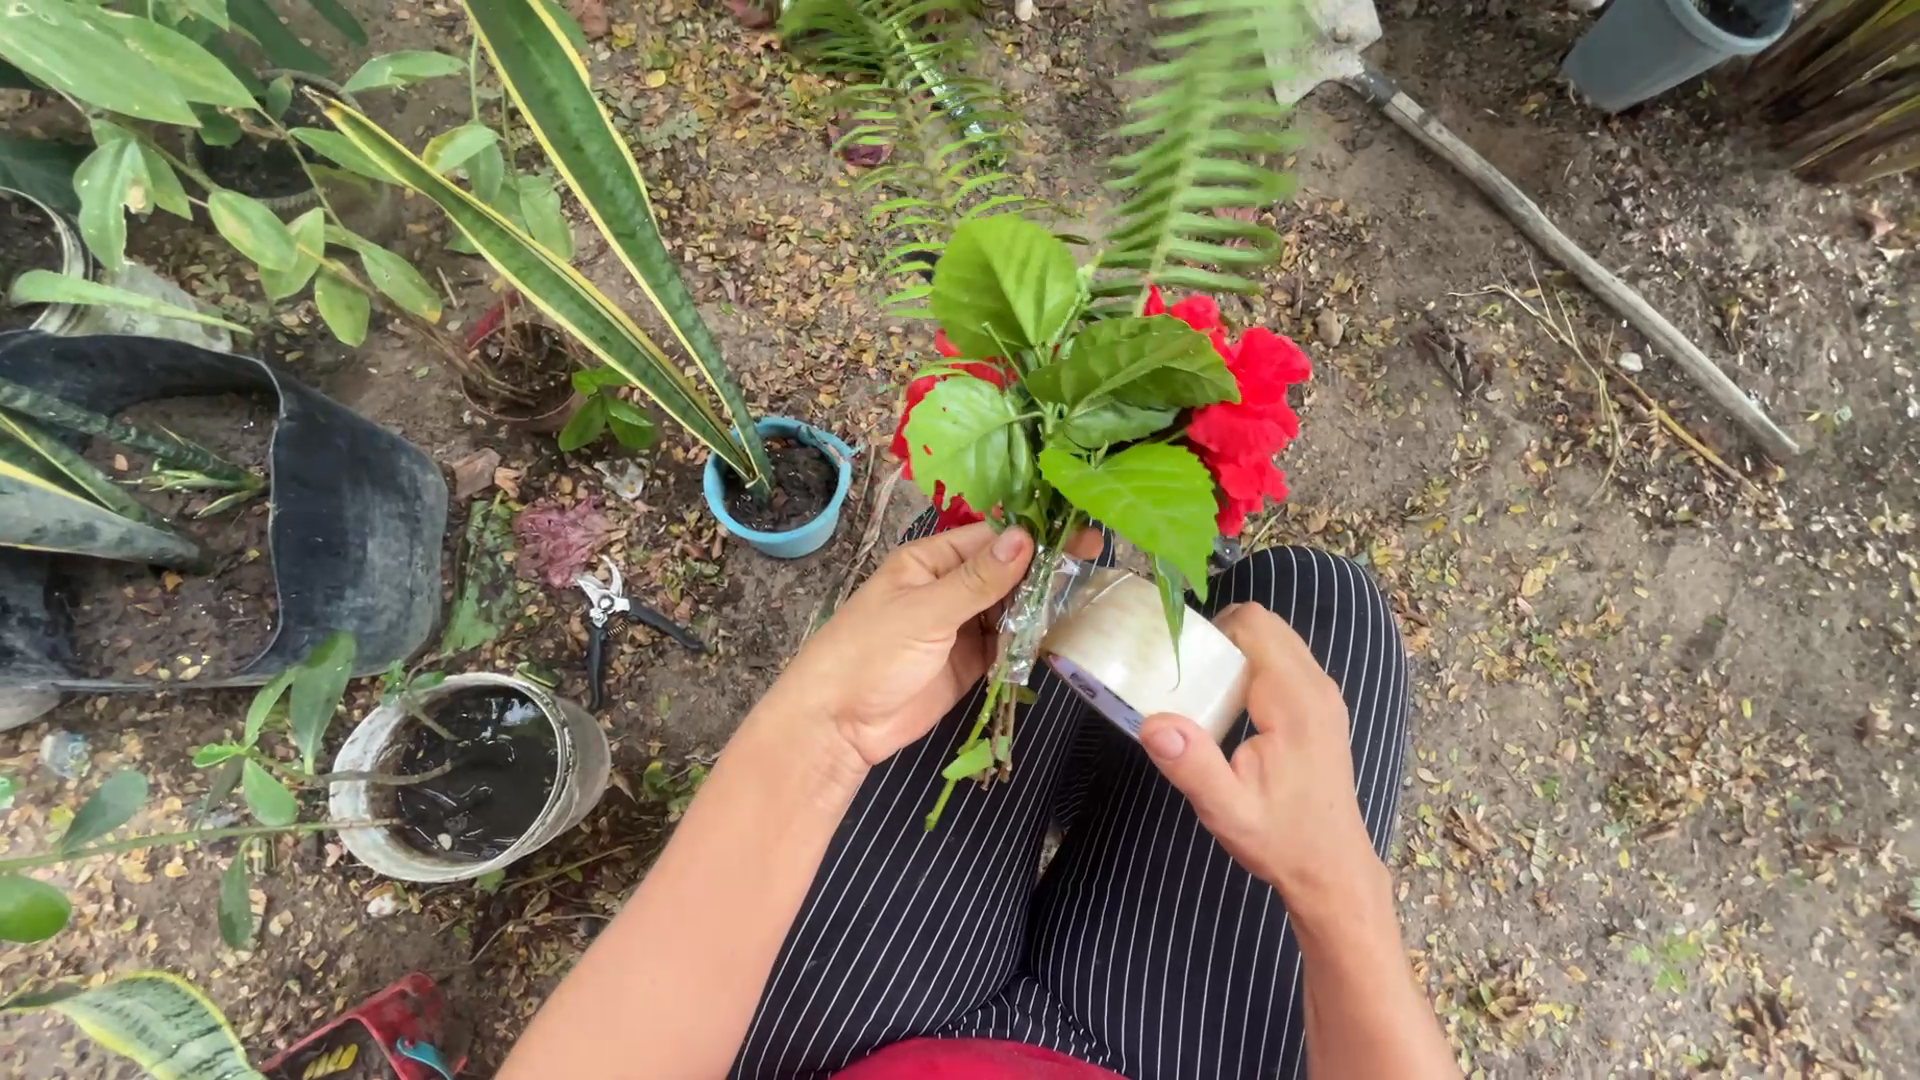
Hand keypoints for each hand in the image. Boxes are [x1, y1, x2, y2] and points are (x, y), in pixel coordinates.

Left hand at [776, 522, 1100, 768]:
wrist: (839, 725)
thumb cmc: (870, 653)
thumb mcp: (924, 612)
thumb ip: (977, 580)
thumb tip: (1025, 538)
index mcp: (931, 562)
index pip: (991, 540)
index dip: (1034, 537)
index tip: (1079, 535)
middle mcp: (949, 588)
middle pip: (1006, 572)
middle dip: (1045, 570)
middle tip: (1094, 563)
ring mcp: (961, 626)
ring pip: (1011, 608)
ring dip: (1041, 606)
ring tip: (1086, 599)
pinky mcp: (970, 662)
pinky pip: (1007, 644)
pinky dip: (1030, 641)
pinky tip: (1059, 635)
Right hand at [1138, 604, 1385, 915]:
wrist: (1333, 870)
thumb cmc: (1280, 839)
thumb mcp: (1226, 810)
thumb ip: (1192, 765)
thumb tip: (1153, 722)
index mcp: (1294, 701)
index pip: (1254, 625)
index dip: (1213, 630)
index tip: (1184, 661)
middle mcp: (1316, 687)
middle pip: (1265, 623)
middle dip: (1221, 635)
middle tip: (1189, 673)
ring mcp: (1324, 695)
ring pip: (1275, 638)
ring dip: (1237, 648)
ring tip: (1205, 686)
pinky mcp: (1320, 706)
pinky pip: (1283, 659)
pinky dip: (1253, 663)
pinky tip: (1231, 701)